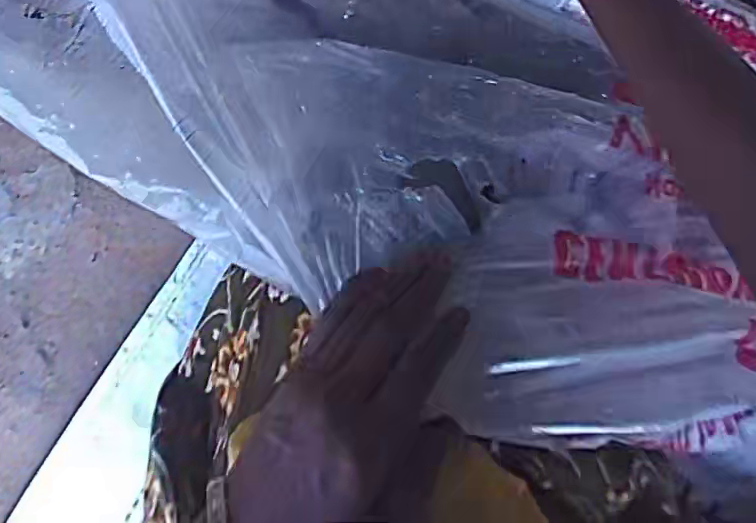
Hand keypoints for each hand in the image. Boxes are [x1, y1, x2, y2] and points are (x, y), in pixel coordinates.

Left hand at [224, 251, 469, 522]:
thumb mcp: (387, 520)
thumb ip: (421, 468)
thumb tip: (449, 420)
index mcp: (368, 442)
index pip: (415, 371)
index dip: (442, 337)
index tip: (462, 310)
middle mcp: (340, 400)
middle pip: (387, 331)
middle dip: (420, 291)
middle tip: (444, 261)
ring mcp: (311, 381)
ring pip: (359, 317)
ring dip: (392, 283)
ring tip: (418, 258)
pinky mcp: (293, 373)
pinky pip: (328, 321)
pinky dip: (353, 293)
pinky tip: (373, 275)